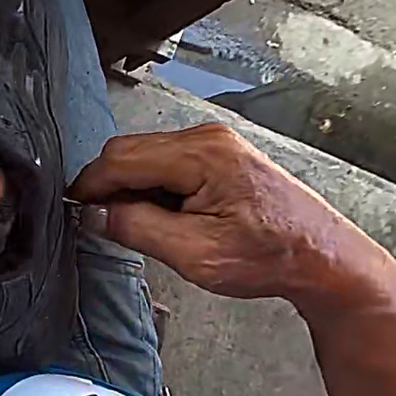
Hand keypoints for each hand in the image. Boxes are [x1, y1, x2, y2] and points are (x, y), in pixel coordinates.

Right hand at [69, 123, 395, 309]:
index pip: (121, 158)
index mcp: (202, 155)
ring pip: (145, 154)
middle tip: (103, 222)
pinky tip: (162, 213)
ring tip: (139, 223)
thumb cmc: (269, 257)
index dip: (90, 185)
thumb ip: (136, 228)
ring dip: (130, 186)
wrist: (321, 256)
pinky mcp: (218, 154)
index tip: (73, 209)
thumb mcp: (194, 254)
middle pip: (129, 150)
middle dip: (108, 185)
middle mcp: (206, 138)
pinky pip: (166, 160)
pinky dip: (151, 185)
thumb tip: (94, 214)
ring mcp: (213, 143)